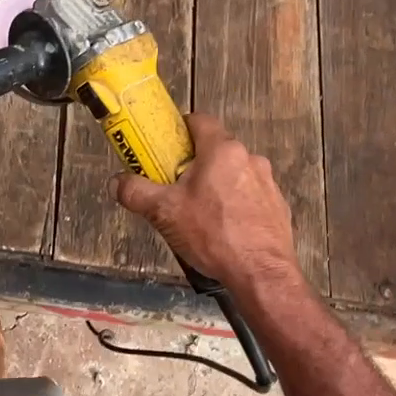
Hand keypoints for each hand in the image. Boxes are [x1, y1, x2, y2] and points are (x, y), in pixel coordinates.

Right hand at [111, 113, 305, 295]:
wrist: (261, 274)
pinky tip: (219, 229)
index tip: (165, 145)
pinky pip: (248, 196)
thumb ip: (136, 192)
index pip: (199, 120)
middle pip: (214, 149)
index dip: (179, 129)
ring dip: (213, 185)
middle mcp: (249, 159)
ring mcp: (267, 183)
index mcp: (222, 151)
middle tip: (173, 185)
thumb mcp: (163, 212)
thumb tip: (118, 183)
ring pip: (232, 174)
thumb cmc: (215, 236)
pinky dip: (233, 204)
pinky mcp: (276, 206)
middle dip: (192, 164)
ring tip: (196, 213)